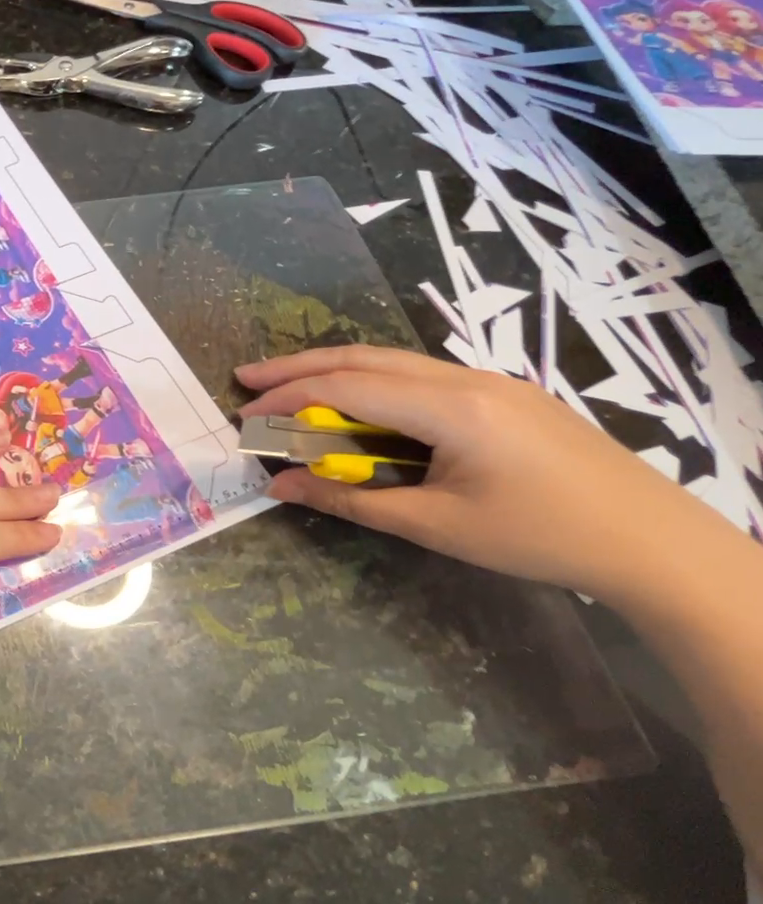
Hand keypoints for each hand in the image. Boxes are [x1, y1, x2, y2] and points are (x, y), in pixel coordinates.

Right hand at [235, 345, 736, 602]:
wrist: (657, 545)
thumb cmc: (540, 538)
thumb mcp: (433, 526)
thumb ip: (349, 499)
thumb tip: (280, 486)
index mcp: (452, 409)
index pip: (346, 388)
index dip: (288, 399)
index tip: (247, 418)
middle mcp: (468, 380)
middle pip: (364, 358)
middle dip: (299, 366)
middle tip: (246, 377)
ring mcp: (492, 382)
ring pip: (393, 361)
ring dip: (334, 370)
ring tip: (288, 384)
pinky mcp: (505, 395)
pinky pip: (421, 375)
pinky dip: (372, 381)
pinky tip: (356, 401)